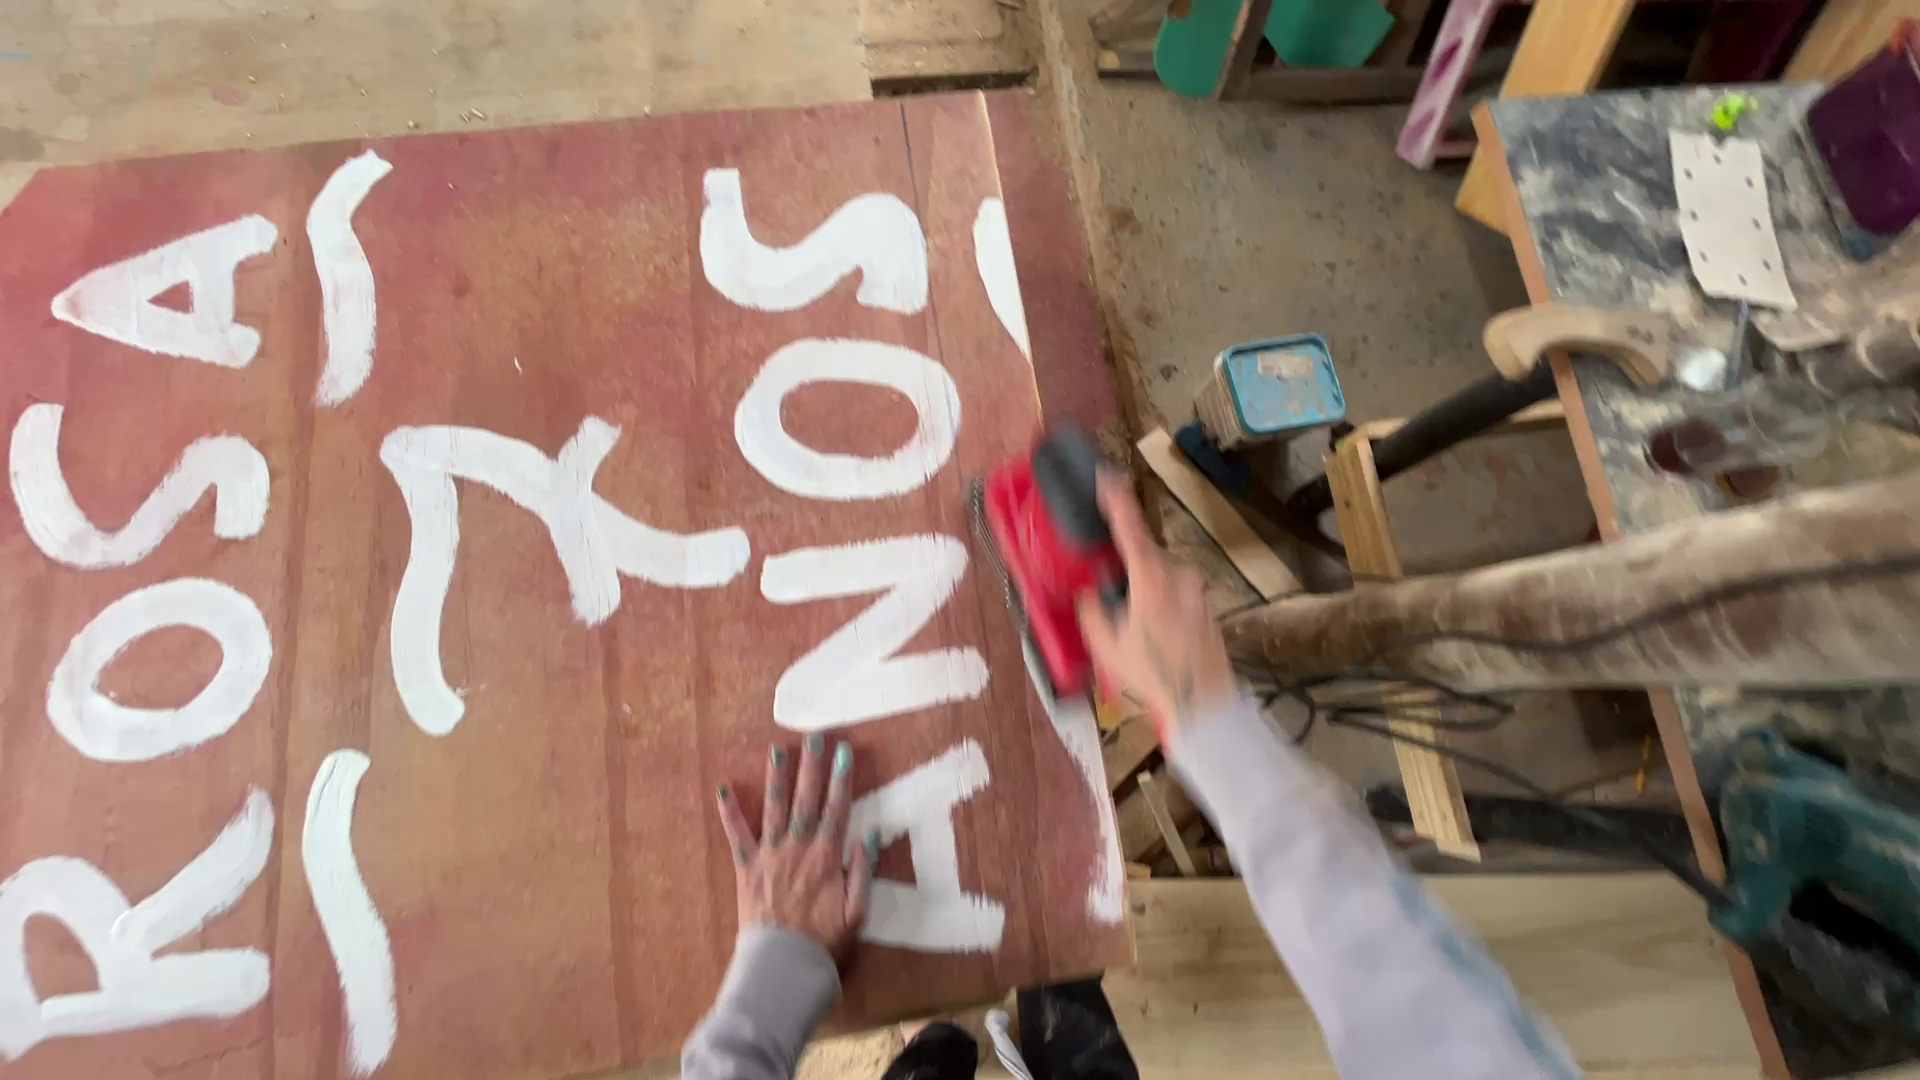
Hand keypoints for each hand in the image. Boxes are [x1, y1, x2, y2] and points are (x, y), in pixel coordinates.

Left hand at [716, 734, 876, 957]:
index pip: (837, 808)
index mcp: (826, 857)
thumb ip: (863, 871)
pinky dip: (729, 813)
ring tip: (778, 748)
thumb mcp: (857, 911)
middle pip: (806, 799)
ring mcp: (770, 855)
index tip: (844, 751)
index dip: (841, 778)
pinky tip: (723, 788)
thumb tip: (870, 833)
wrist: (781, 967)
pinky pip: (737, 836)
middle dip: (812, 765)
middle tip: (815, 736)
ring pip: (774, 808)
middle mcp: (798, 847)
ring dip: (776, 777)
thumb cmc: (823, 940)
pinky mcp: (746, 868)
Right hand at [1077, 473, 1235, 745]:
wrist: (1205, 702)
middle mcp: (1178, 576)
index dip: (1116, 501)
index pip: (1130, 530)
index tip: (1107, 476)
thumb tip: (1090, 594)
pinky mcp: (1207, 605)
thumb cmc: (1153, 674)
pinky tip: (1158, 637)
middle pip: (1145, 557)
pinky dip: (1163, 604)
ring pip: (1161, 577)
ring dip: (1146, 591)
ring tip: (1138, 630)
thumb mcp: (1107, 646)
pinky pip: (1177, 593)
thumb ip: (1093, 612)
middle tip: (1115, 599)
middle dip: (1127, 570)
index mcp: (1152, 579)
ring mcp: (1197, 590)